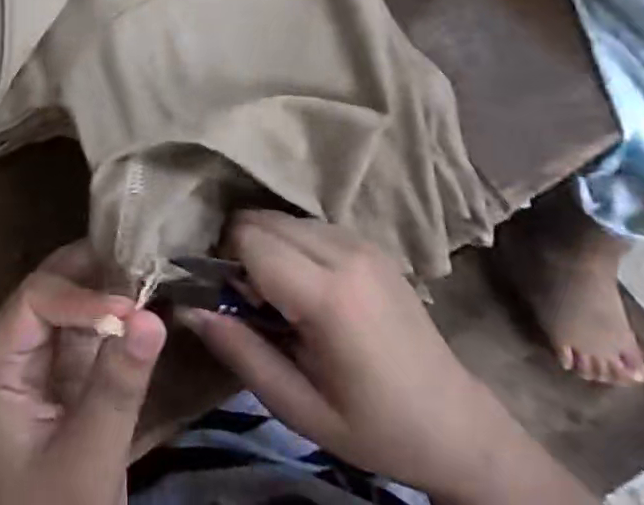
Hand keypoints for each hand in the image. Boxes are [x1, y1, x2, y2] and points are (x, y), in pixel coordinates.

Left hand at [0, 242, 166, 504]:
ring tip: (152, 267)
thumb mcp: (88, 455)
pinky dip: (120, 308)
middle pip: (51, 285)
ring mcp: (44, 354)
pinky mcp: (72, 367)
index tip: (130, 305)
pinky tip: (149, 298)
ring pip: (74, 295)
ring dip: (110, 282)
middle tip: (145, 258)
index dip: (81, 295)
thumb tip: (152, 317)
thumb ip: (116, 388)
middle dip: (95, 270)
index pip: (34, 300)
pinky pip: (94, 322)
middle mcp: (16, 346)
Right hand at [176, 212, 568, 502]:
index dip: (224, 262)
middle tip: (250, 300)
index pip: (249, 239)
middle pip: (261, 218)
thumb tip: (187, 308)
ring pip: (283, 217)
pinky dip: (291, 244)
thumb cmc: (372, 426)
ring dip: (266, 245)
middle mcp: (345, 252)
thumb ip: (239, 351)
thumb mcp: (297, 407)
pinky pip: (309, 224)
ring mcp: (362, 242)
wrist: (456, 423)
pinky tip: (306, 287)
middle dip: (240, 249)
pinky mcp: (371, 242)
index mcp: (328, 295)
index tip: (229, 300)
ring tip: (280, 296)